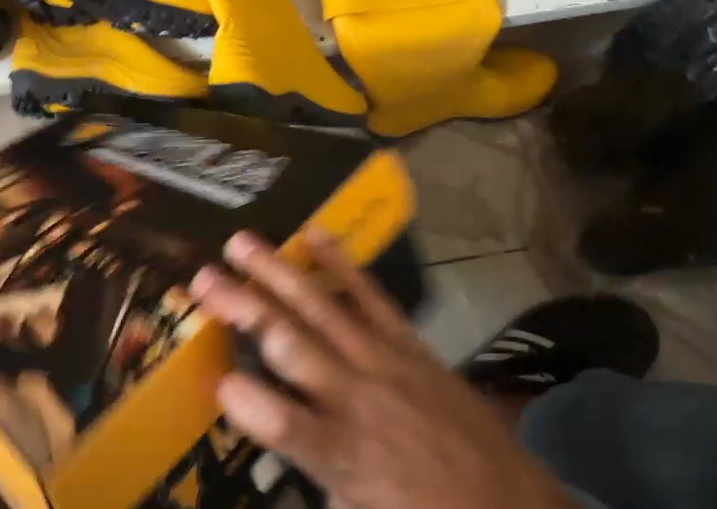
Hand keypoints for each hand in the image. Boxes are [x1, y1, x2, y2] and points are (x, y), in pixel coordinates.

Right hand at [190, 232, 570, 508]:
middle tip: (203, 278)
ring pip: (322, 308)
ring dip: (277, 273)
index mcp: (345, 457)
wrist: (513, 506)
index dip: (249, 404)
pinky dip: (342, 264)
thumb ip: (316, 481)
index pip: (286, 426)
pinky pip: (371, 296)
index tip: (218, 383)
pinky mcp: (409, 344)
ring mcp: (386, 363)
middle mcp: (359, 400)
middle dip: (244, 308)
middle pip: (292, 346)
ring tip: (240, 242)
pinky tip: (315, 233)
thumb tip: (273, 440)